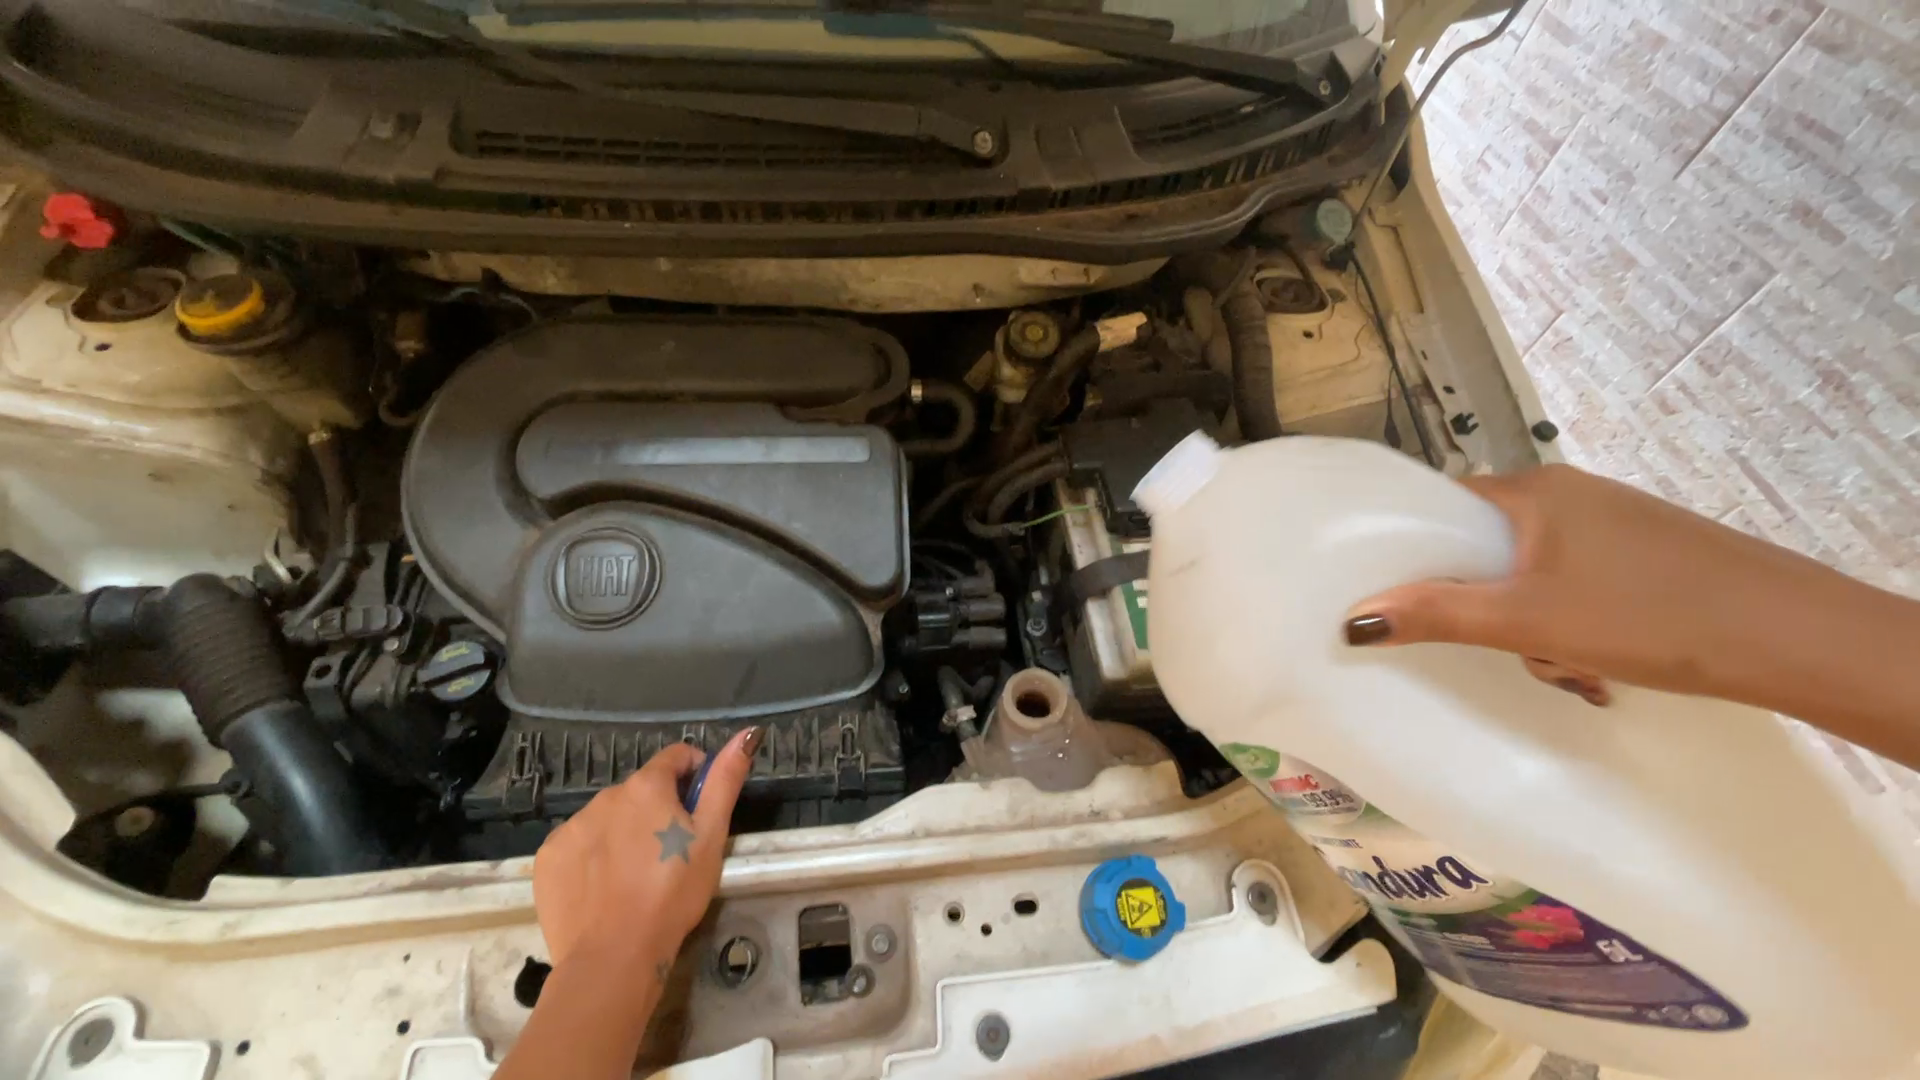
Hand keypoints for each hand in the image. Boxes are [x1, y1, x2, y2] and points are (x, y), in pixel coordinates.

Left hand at [532, 727, 761, 970]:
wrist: (614, 956)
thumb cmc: (673, 893)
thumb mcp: (711, 836)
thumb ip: (726, 780)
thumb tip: (747, 733)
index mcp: (647, 786)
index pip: (677, 757)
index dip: (695, 776)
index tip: (700, 812)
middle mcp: (605, 796)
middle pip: (642, 789)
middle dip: (659, 809)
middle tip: (673, 852)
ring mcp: (571, 827)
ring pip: (610, 816)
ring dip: (626, 830)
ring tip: (638, 874)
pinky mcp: (547, 858)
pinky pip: (579, 843)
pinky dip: (594, 855)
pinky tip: (606, 886)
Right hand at [1340, 465, 1879, 706]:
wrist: (1802, 641)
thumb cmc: (1648, 615)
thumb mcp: (1526, 621)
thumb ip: (1435, 615)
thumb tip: (1352, 621)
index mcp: (1533, 490)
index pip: (1441, 505)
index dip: (1410, 547)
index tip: (1391, 590)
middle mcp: (1567, 494)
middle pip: (1481, 543)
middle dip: (1474, 598)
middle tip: (1484, 639)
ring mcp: (1609, 523)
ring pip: (1525, 569)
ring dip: (1520, 617)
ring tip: (1552, 659)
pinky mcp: (1640, 554)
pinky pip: (1567, 579)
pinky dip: (1559, 616)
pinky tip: (1585, 655)